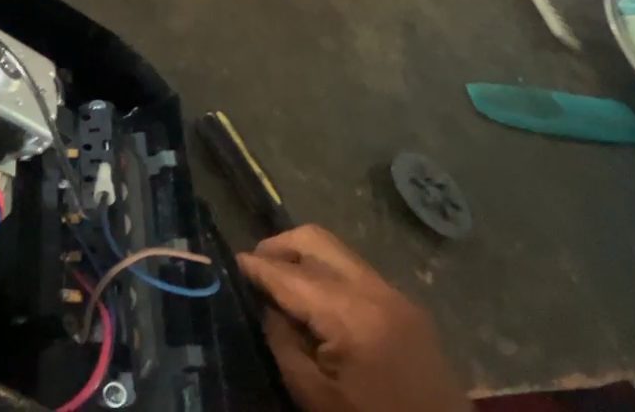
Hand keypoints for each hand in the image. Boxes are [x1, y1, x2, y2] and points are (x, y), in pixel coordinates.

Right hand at [238, 226, 470, 411]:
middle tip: (254, 271)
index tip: (226, 263)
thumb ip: (282, 340)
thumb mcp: (312, 394)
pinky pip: (356, 272)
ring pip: (336, 251)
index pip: (288, 273)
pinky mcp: (409, 310)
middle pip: (315, 241)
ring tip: (281, 286)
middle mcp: (376, 291)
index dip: (253, 267)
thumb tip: (267, 304)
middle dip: (277, 248)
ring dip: (303, 258)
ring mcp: (398, 297)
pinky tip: (315, 303)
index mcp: (351, 314)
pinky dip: (327, 274)